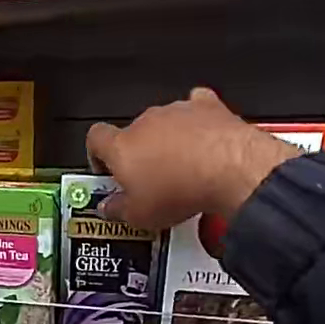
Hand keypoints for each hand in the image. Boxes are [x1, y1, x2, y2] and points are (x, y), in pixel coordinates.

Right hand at [85, 88, 302, 230]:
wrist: (229, 170)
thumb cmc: (182, 188)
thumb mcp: (139, 216)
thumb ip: (118, 209)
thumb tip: (110, 208)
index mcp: (121, 146)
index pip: (95, 138)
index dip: (97, 154)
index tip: (107, 170)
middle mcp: (146, 122)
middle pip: (132, 133)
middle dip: (138, 154)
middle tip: (148, 181)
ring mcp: (176, 111)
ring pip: (164, 124)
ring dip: (167, 142)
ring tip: (179, 170)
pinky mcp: (206, 108)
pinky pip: (196, 109)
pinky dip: (197, 124)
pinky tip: (202, 142)